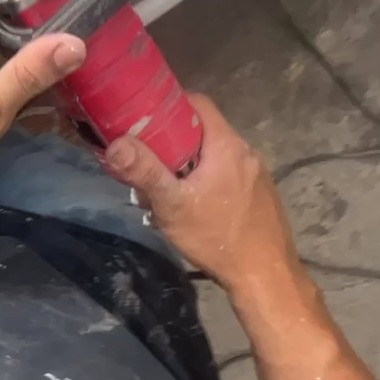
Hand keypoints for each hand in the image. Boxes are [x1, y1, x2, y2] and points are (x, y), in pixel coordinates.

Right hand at [104, 93, 304, 296]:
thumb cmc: (216, 237)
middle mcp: (245, 152)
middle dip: (171, 143)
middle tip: (146, 163)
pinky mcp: (260, 194)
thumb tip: (115, 143)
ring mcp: (257, 173)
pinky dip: (206, 180)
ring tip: (164, 190)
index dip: (168, 105)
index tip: (142, 120)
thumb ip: (144, 171)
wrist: (264, 276)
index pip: (197, 102)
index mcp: (226, 145)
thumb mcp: (172, 205)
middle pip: (202, 131)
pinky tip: (193, 207)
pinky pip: (226, 174)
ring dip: (188, 166)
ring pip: (213, 155)